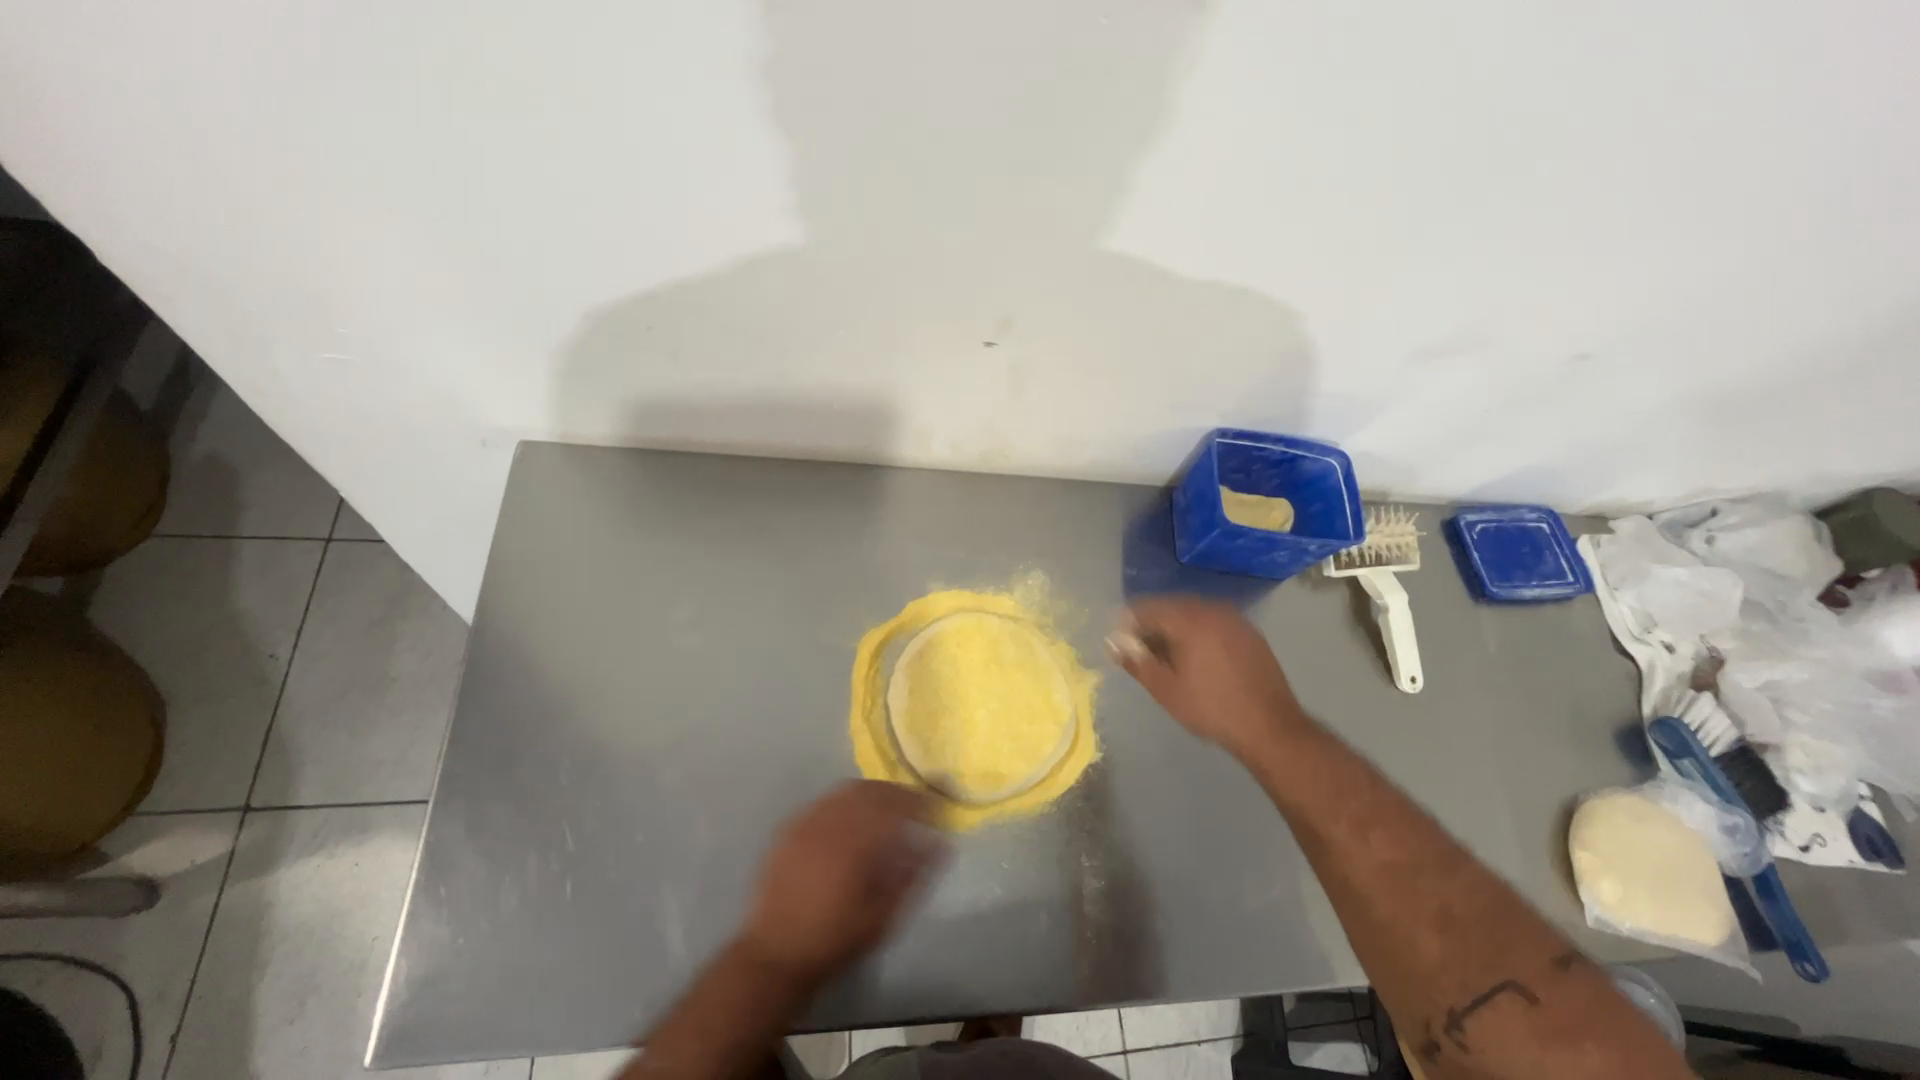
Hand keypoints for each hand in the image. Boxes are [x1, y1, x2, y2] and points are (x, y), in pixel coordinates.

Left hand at [740, 780, 943, 986]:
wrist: (776, 955)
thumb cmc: (836, 940)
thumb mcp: (883, 916)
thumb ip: (913, 875)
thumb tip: (941, 846)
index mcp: (855, 843)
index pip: (894, 805)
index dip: (918, 801)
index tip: (935, 808)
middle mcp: (829, 824)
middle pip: (868, 790)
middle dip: (895, 793)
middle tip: (913, 807)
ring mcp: (804, 825)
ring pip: (843, 792)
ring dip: (870, 795)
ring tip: (884, 812)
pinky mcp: (787, 832)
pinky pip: (821, 804)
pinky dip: (843, 804)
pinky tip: (849, 823)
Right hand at [1108, 596, 1304, 755]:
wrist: (1269, 727)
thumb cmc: (1210, 708)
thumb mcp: (1165, 689)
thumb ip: (1137, 661)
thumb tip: (1114, 643)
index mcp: (1190, 619)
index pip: (1148, 608)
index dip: (1128, 622)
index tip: (1118, 641)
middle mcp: (1213, 610)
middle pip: (1171, 607)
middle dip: (1151, 624)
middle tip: (1138, 648)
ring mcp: (1235, 620)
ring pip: (1194, 614)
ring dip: (1174, 628)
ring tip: (1164, 655)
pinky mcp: (1249, 634)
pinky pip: (1214, 623)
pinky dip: (1197, 633)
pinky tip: (1194, 656)